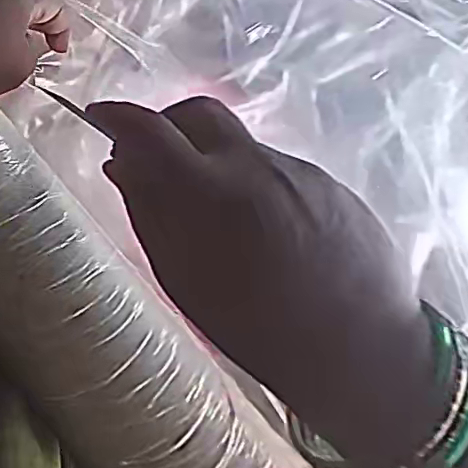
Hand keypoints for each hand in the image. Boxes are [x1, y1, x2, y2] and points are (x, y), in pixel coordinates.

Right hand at [84, 96, 436, 460]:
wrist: (368, 356)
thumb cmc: (258, 330)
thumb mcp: (183, 278)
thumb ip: (148, 211)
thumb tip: (120, 163)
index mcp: (211, 193)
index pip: (148, 128)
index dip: (115, 114)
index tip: (98, 116)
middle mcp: (256, 165)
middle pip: (197, 112)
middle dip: (165, 125)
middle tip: (153, 160)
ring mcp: (298, 170)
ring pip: (236, 143)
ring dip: (209, 160)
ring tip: (213, 214)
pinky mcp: (329, 181)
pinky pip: (271, 166)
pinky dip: (247, 180)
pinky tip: (258, 227)